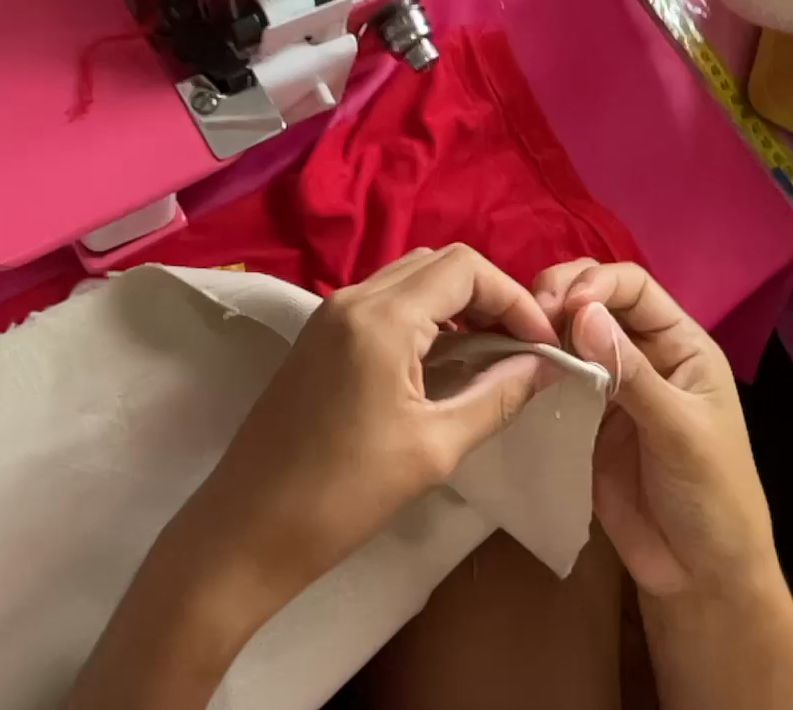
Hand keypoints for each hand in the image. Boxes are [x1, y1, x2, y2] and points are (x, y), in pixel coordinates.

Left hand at [186, 244, 560, 602]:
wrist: (246, 529)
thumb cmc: (344, 495)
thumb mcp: (435, 448)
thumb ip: (497, 396)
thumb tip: (547, 367)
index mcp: (381, 317)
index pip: (465, 268)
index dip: (514, 299)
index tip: (543, 347)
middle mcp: (353, 298)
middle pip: (438, 262)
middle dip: (488, 296)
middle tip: (519, 348)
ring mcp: (330, 314)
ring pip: (410, 278)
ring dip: (455, 304)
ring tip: (488, 356)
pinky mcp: (319, 336)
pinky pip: (384, 302)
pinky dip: (423, 317)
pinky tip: (441, 363)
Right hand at [533, 260, 776, 600]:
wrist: (696, 574)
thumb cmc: (712, 496)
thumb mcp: (680, 431)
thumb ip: (631, 372)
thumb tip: (581, 311)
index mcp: (679, 344)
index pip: (634, 288)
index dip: (597, 283)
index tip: (561, 304)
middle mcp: (641, 353)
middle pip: (596, 299)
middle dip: (562, 293)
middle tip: (529, 314)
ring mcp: (608, 383)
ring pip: (568, 333)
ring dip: (542, 326)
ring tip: (514, 336)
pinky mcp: (580, 414)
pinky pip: (553, 375)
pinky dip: (533, 364)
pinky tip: (513, 365)